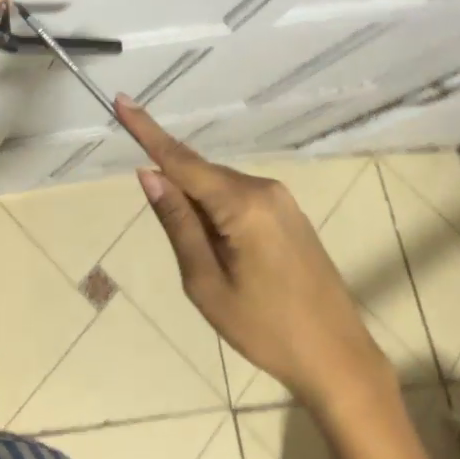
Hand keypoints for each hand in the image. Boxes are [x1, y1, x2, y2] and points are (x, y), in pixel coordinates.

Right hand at [116, 97, 394, 411]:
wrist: (338, 358)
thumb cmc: (266, 329)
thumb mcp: (207, 283)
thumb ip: (178, 223)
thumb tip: (149, 173)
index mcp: (242, 204)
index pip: (181, 159)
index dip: (147, 130)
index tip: (121, 100)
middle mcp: (264, 188)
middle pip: (200, 174)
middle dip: (176, 191)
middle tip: (182, 250)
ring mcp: (282, 199)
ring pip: (219, 188)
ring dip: (199, 210)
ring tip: (212, 268)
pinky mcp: (290, 214)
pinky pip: (239, 199)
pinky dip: (219, 214)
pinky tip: (227, 257)